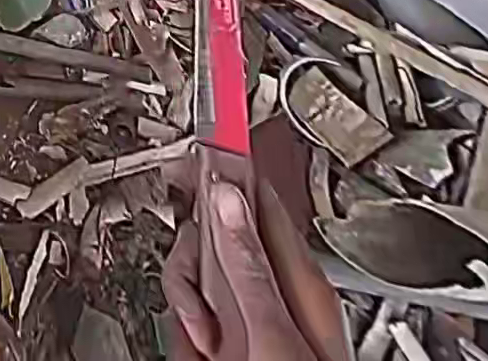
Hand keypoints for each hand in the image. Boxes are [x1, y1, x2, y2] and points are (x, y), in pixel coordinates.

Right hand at [165, 181, 346, 360]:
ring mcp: (253, 314)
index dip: (226, 170)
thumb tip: (226, 196)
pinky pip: (193, 308)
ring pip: (196, 273)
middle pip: (214, 235)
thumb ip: (246, 261)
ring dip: (187, 305)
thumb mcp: (272, 332)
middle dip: (192, 266)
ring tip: (206, 342)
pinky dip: (187, 333)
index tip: (201, 147)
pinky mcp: (234, 336)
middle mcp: (276, 290)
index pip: (259, 197)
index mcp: (300, 279)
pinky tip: (203, 354)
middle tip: (200, 299)